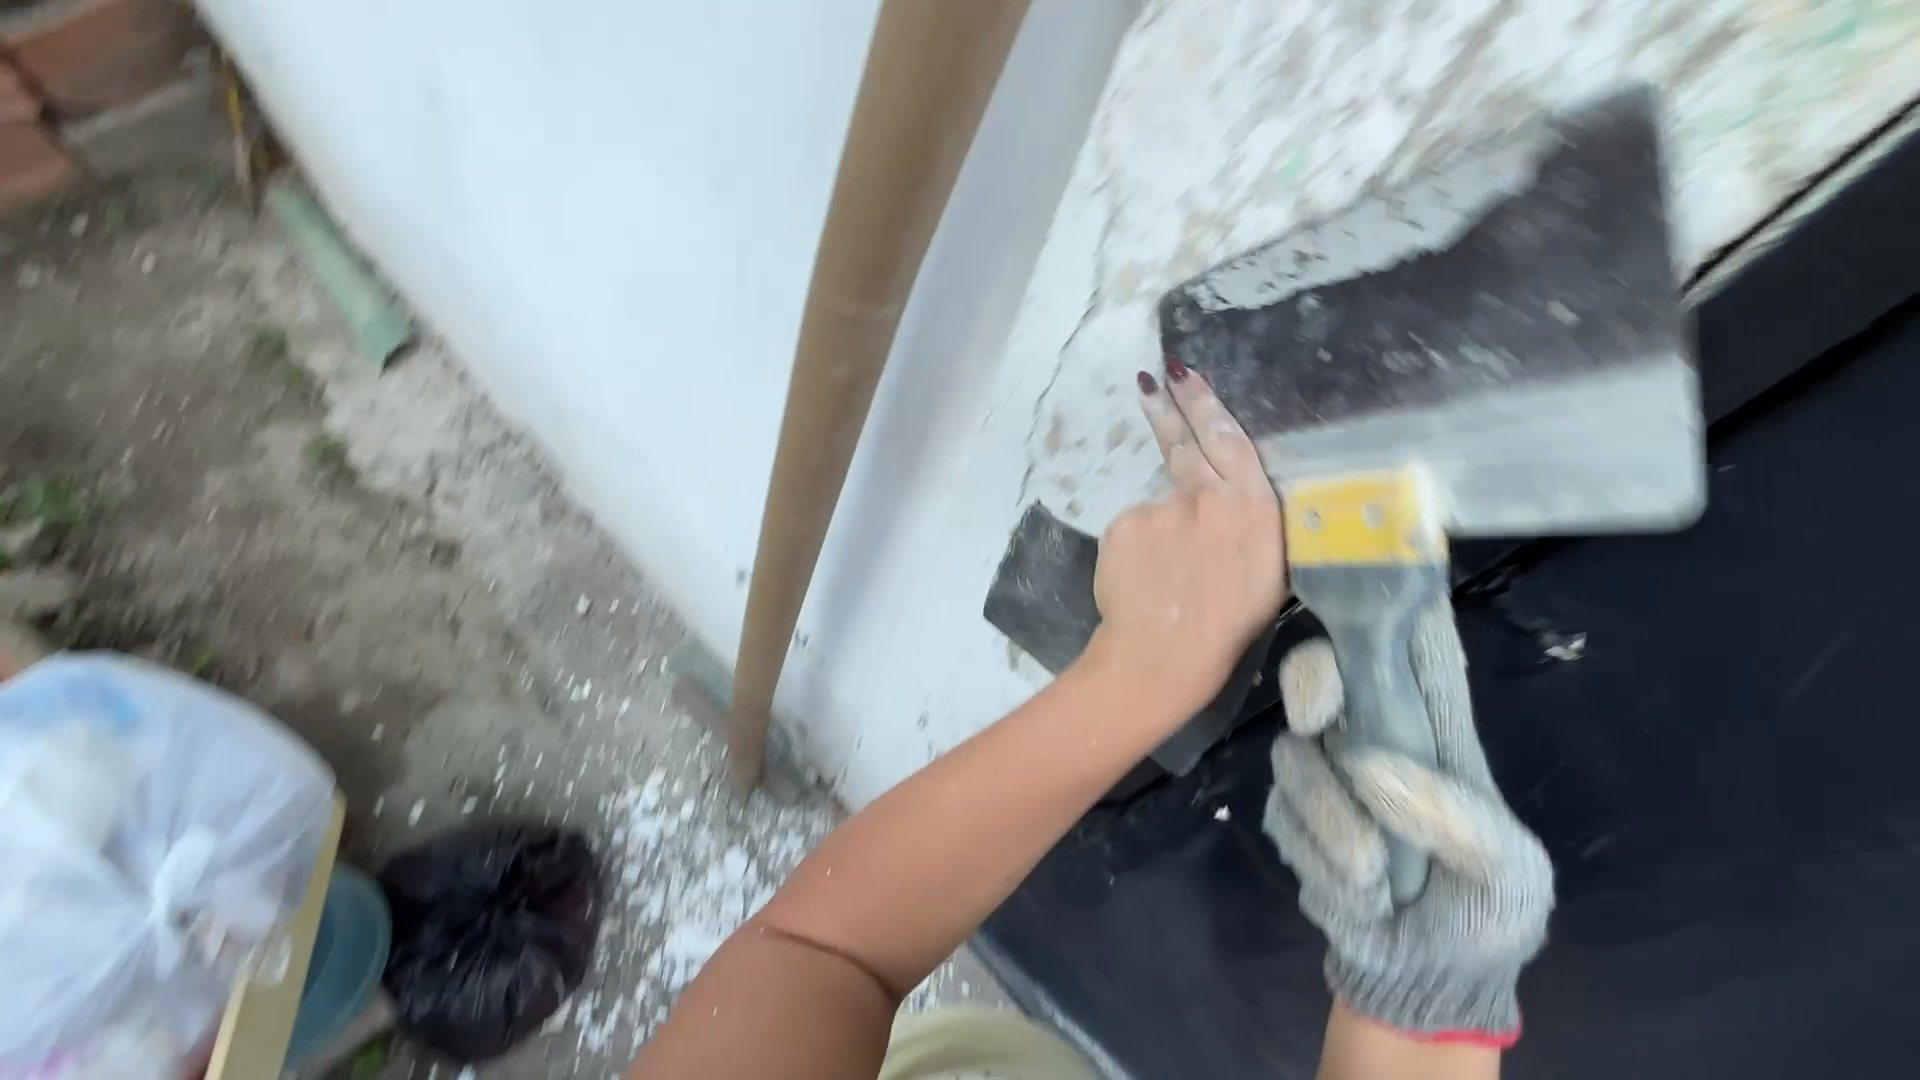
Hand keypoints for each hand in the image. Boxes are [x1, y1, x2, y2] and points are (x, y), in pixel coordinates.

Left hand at [1082, 360, 1286, 714]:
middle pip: (1184, 441)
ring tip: (1165, 572)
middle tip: (1152, 379)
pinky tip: (1143, 576)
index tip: (1185, 373)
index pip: (1229, 439)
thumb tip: (1223, 495)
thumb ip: (1245, 521)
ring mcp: (1160, 507)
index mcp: (1253, 507)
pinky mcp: (1123, 523)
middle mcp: (1208, 495)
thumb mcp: (1267, 571)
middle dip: (1169, 405)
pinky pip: (1132, 527)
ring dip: (1160, 528)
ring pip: (1158, 504)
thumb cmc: (1228, 624)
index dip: (1206, 402)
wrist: (1164, 653)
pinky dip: (1137, 546)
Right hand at [1263, 598, 1552, 1045]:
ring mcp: (1322, 770)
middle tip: (1319, 716)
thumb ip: (1456, 818)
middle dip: (1317, 681)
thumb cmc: (1483, 912)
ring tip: (1379, 879)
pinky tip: (1356, 890)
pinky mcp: (1289, 810)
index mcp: (1434, 727)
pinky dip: (1318, 856)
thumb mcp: (1506, 875)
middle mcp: (1371, 733)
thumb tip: (1370, 764)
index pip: (1414, 648)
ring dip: (1332, 821)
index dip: (1392, 601)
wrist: (1420, 974)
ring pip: (1295, 755)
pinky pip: (1283, 813)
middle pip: (1327, 670)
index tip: (1367, 562)